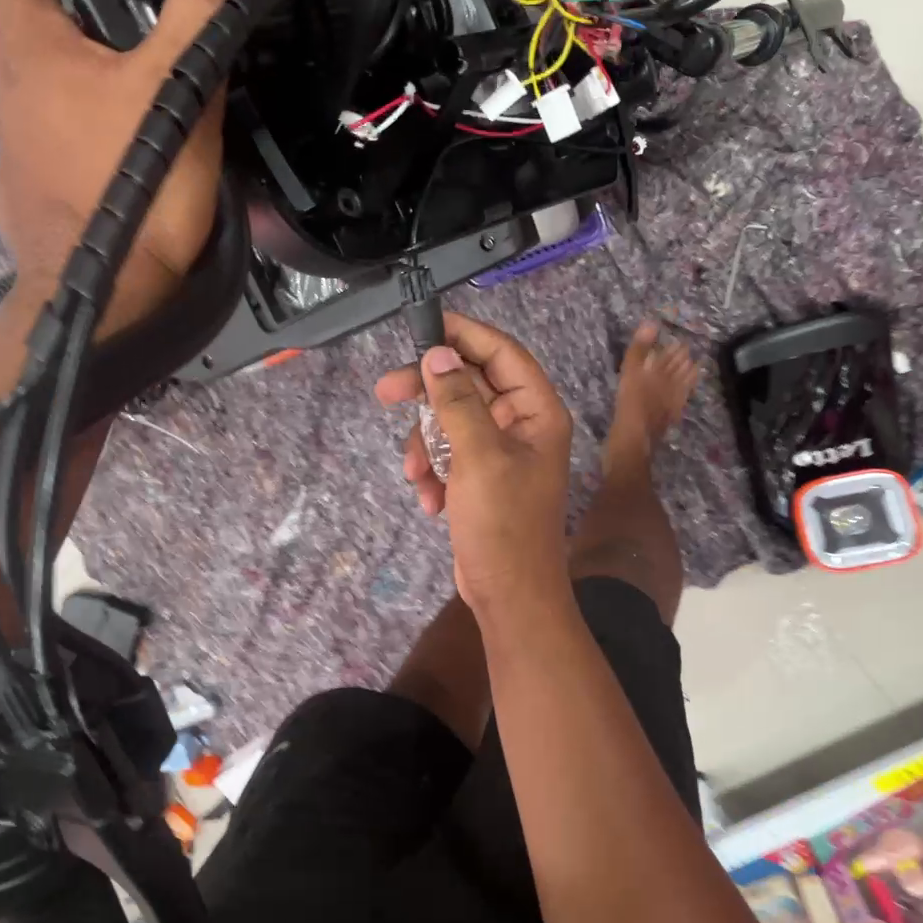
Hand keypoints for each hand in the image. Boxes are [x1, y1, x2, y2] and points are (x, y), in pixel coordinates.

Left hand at [0, 0, 254, 324]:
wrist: (103, 298)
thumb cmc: (132, 183)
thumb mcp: (178, 84)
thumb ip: (202, 4)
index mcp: (30, 45)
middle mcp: (11, 86)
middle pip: (39, 18)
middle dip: (90, 3)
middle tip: (157, 9)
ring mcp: (19, 144)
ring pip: (57, 83)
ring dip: (98, 69)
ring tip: (162, 82)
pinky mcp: (39, 190)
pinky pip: (67, 135)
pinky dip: (97, 124)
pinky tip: (141, 148)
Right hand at [375, 315, 574, 613]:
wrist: (509, 594)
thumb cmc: (503, 523)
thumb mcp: (478, 456)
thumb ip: (456, 401)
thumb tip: (437, 353)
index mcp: (536, 411)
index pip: (502, 353)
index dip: (463, 335)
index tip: (422, 328)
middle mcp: (521, 424)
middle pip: (468, 384)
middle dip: (427, 396)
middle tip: (386, 392)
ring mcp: (499, 451)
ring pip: (450, 421)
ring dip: (426, 445)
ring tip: (417, 476)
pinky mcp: (480, 476)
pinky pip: (448, 454)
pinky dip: (433, 472)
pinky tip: (429, 500)